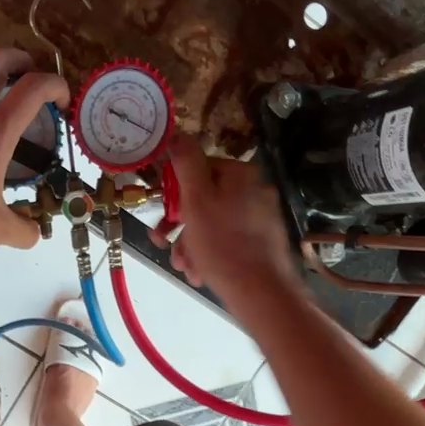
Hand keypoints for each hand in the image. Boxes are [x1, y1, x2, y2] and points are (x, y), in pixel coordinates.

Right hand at [164, 134, 299, 294]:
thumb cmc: (223, 246)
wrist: (260, 292)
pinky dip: (209, 254)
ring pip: (213, 224)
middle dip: (181, 225)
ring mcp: (260, 217)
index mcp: (241, 174)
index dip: (175, 192)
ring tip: (184, 266)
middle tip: (164, 244)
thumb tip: (177, 133)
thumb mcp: (196, 201)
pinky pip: (226, 241)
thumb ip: (186, 164)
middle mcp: (254, 190)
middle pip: (204, 200)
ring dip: (191, 244)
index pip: (198, 170)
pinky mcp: (261, 242)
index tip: (163, 215)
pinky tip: (200, 272)